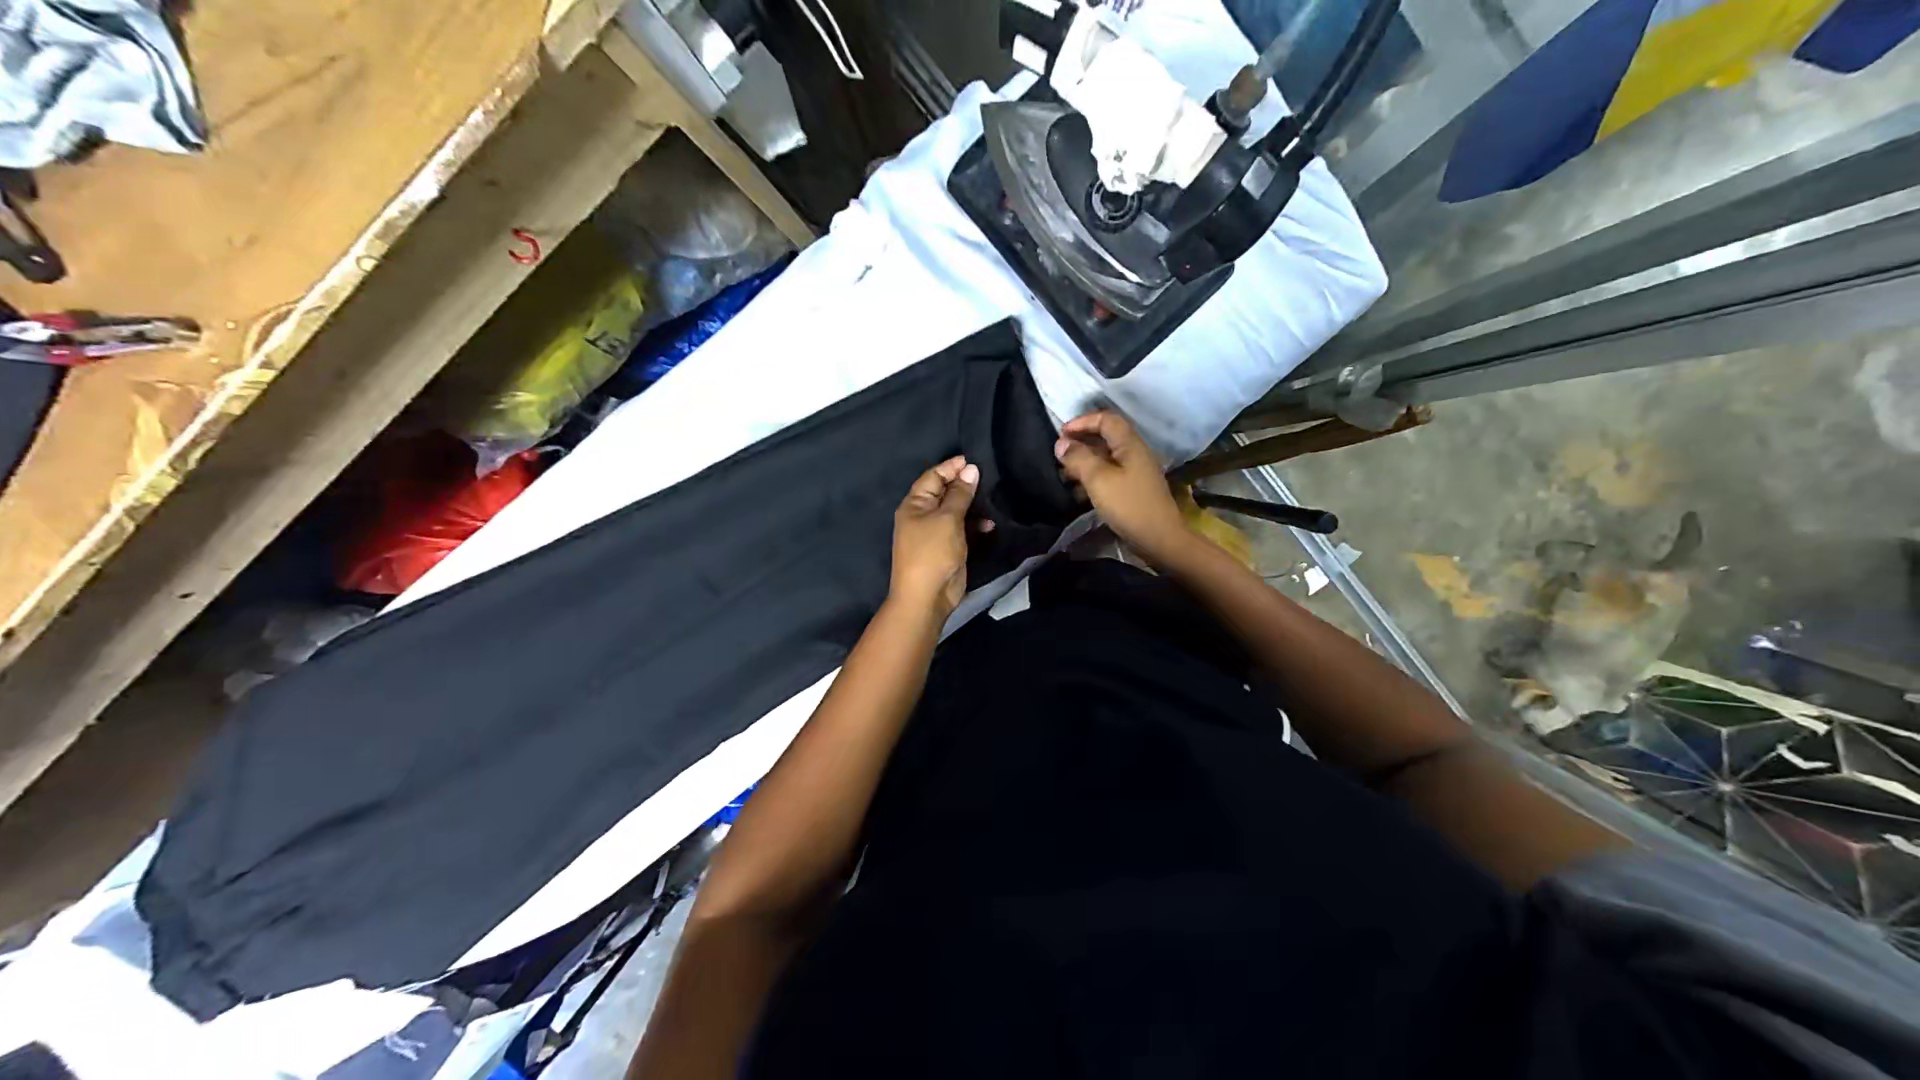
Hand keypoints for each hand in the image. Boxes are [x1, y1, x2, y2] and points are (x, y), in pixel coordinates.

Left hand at [890, 456, 979, 617]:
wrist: (927, 596)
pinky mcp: (948, 546)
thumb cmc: (932, 552)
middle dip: (965, 484)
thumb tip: (971, 469)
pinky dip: (975, 524)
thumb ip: (960, 494)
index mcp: (914, 504)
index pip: (933, 476)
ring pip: (956, 510)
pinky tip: (990, 525)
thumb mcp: (947, 519)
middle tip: (990, 477)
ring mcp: (935, 531)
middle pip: (945, 491)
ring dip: (973, 505)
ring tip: (993, 500)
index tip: (975, 460)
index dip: (952, 467)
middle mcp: (923, 514)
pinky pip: (962, 528)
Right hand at [1054, 410, 1191, 564]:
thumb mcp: (1099, 479)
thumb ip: (1079, 458)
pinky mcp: (1132, 489)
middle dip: (1081, 441)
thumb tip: (1061, 443)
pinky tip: (1078, 491)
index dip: (1082, 421)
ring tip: (1064, 473)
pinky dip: (1092, 477)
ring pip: (1106, 457)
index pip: (1106, 419)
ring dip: (1084, 461)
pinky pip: (1109, 474)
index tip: (1061, 433)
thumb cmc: (1129, 505)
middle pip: (1106, 437)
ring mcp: (1135, 472)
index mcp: (1130, 444)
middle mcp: (1134, 453)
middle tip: (1059, 453)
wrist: (1159, 539)